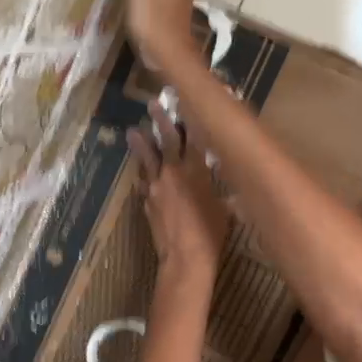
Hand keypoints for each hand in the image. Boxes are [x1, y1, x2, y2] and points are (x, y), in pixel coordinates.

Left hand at [127, 101, 227, 293]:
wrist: (185, 258)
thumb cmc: (212, 233)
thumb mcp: (225, 209)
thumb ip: (221, 192)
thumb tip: (229, 189)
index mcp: (196, 170)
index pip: (194, 138)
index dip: (191, 121)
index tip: (186, 104)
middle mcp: (173, 173)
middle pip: (166, 141)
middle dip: (161, 121)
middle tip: (152, 105)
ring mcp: (156, 187)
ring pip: (147, 159)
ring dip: (141, 144)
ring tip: (132, 131)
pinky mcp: (147, 201)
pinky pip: (143, 182)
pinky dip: (143, 174)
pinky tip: (140, 171)